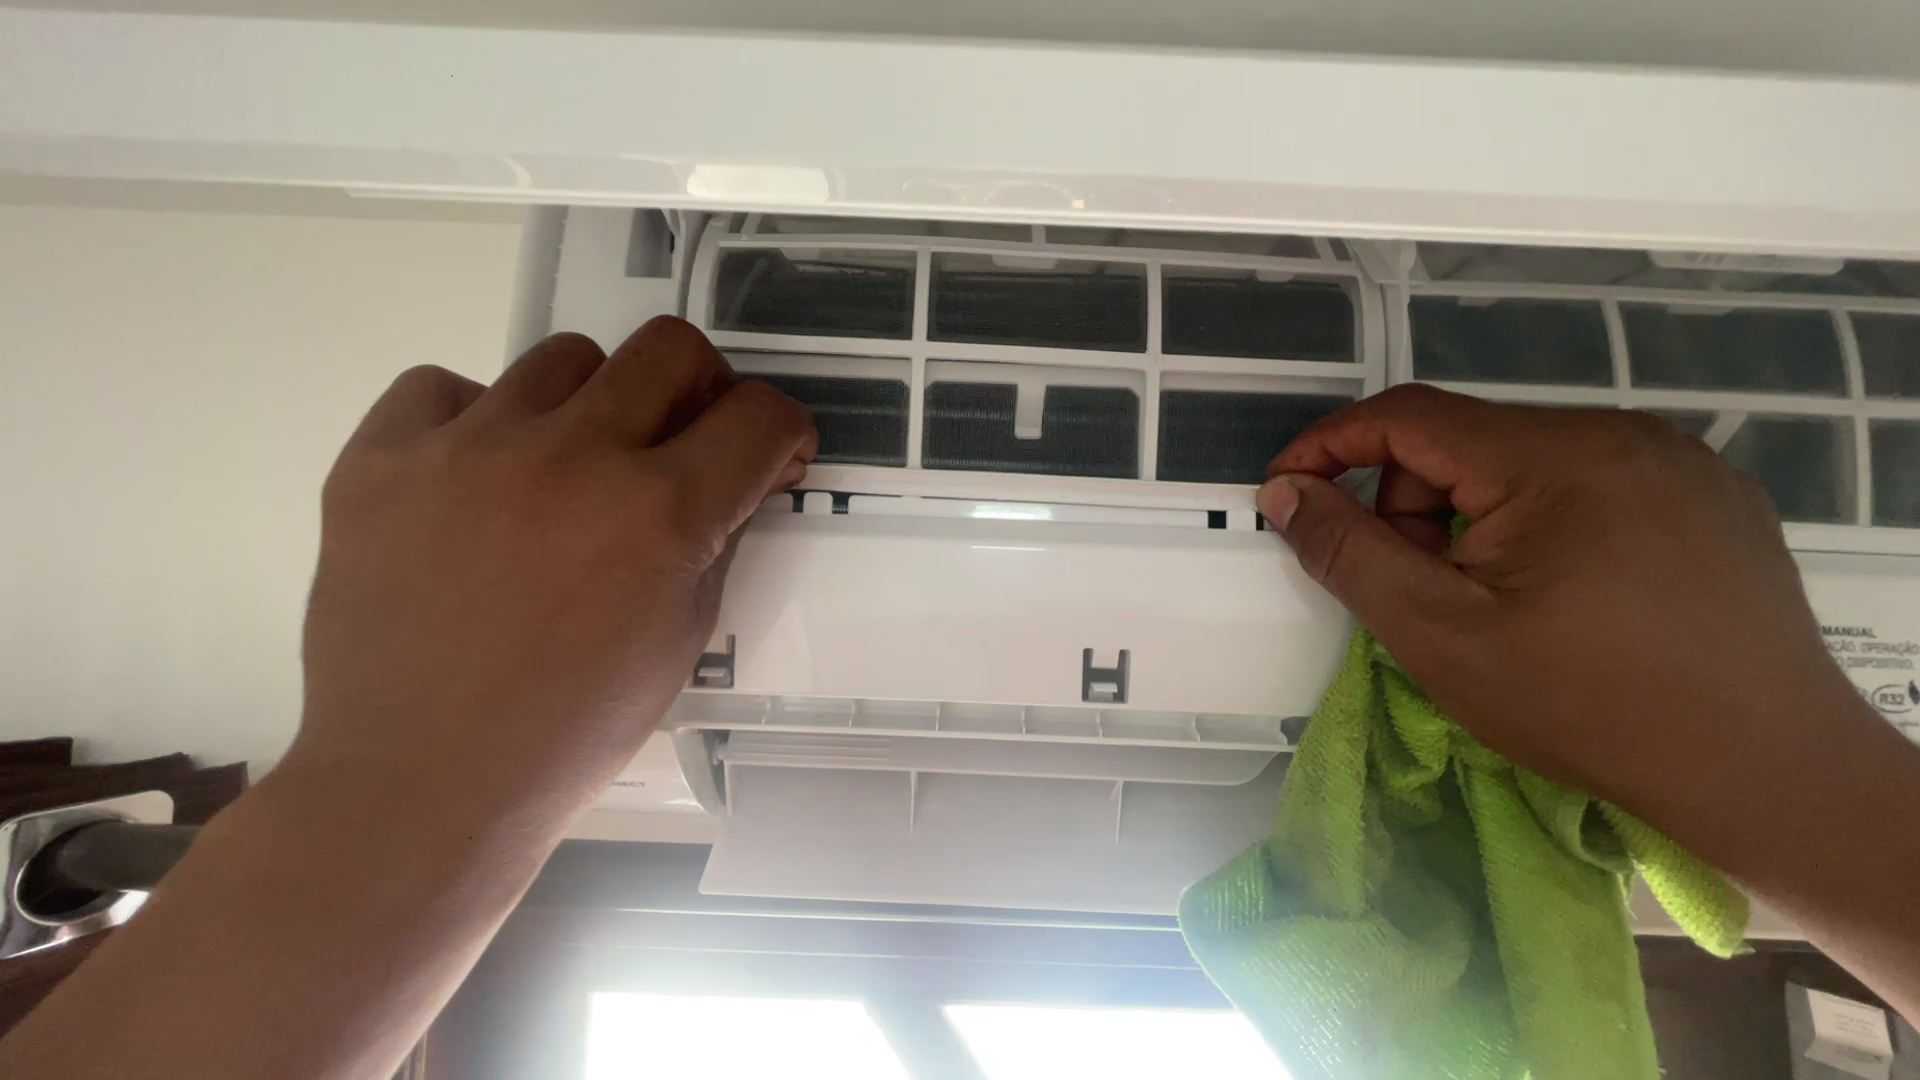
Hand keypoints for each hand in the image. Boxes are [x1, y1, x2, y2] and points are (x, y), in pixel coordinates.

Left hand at [288, 316, 814, 821]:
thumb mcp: (686, 633)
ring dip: (597, 403)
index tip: (771, 455)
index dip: (785, 429)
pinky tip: (480, 479)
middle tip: (685, 442)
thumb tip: (737, 476)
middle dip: (704, 388)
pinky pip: (445, 387)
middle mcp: (575, 458)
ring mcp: (469, 448)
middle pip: (673, 346)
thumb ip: (719, 535)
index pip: (761, 415)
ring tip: (573, 467)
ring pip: (567, 357)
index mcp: (662, 513)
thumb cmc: (579, 724)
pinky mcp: (378, 458)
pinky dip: (480, 420)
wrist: (424, 779)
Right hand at [1258, 384, 1877, 814]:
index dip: (1328, 445)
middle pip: (1460, 441)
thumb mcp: (1435, 632)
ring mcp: (1673, 462)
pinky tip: (1550, 589)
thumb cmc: (1585, 705)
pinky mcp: (1701, 496)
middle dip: (1405, 503)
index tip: (1286, 492)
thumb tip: (1284, 492)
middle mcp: (1621, 435)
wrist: (1768, 777)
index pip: (1407, 415)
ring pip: (1515, 461)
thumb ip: (1346, 551)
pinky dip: (1526, 522)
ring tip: (1485, 598)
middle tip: (1414, 585)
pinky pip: (1575, 481)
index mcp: (1556, 459)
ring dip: (1464, 516)